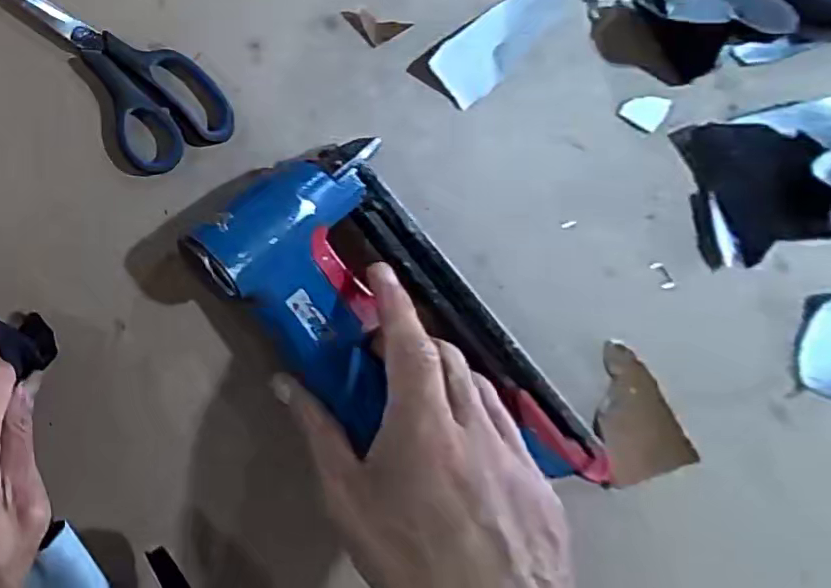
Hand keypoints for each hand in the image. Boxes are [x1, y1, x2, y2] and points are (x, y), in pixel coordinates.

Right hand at [277, 264, 573, 587]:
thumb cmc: (409, 559)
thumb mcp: (348, 499)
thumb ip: (319, 433)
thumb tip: (287, 385)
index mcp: (423, 426)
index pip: (410, 344)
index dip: (395, 302)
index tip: (381, 271)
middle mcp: (473, 429)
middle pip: (448, 356)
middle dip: (417, 339)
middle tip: (387, 350)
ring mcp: (515, 458)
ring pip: (481, 387)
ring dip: (449, 372)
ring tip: (425, 391)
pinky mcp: (543, 490)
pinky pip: (509, 427)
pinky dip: (480, 411)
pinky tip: (468, 443)